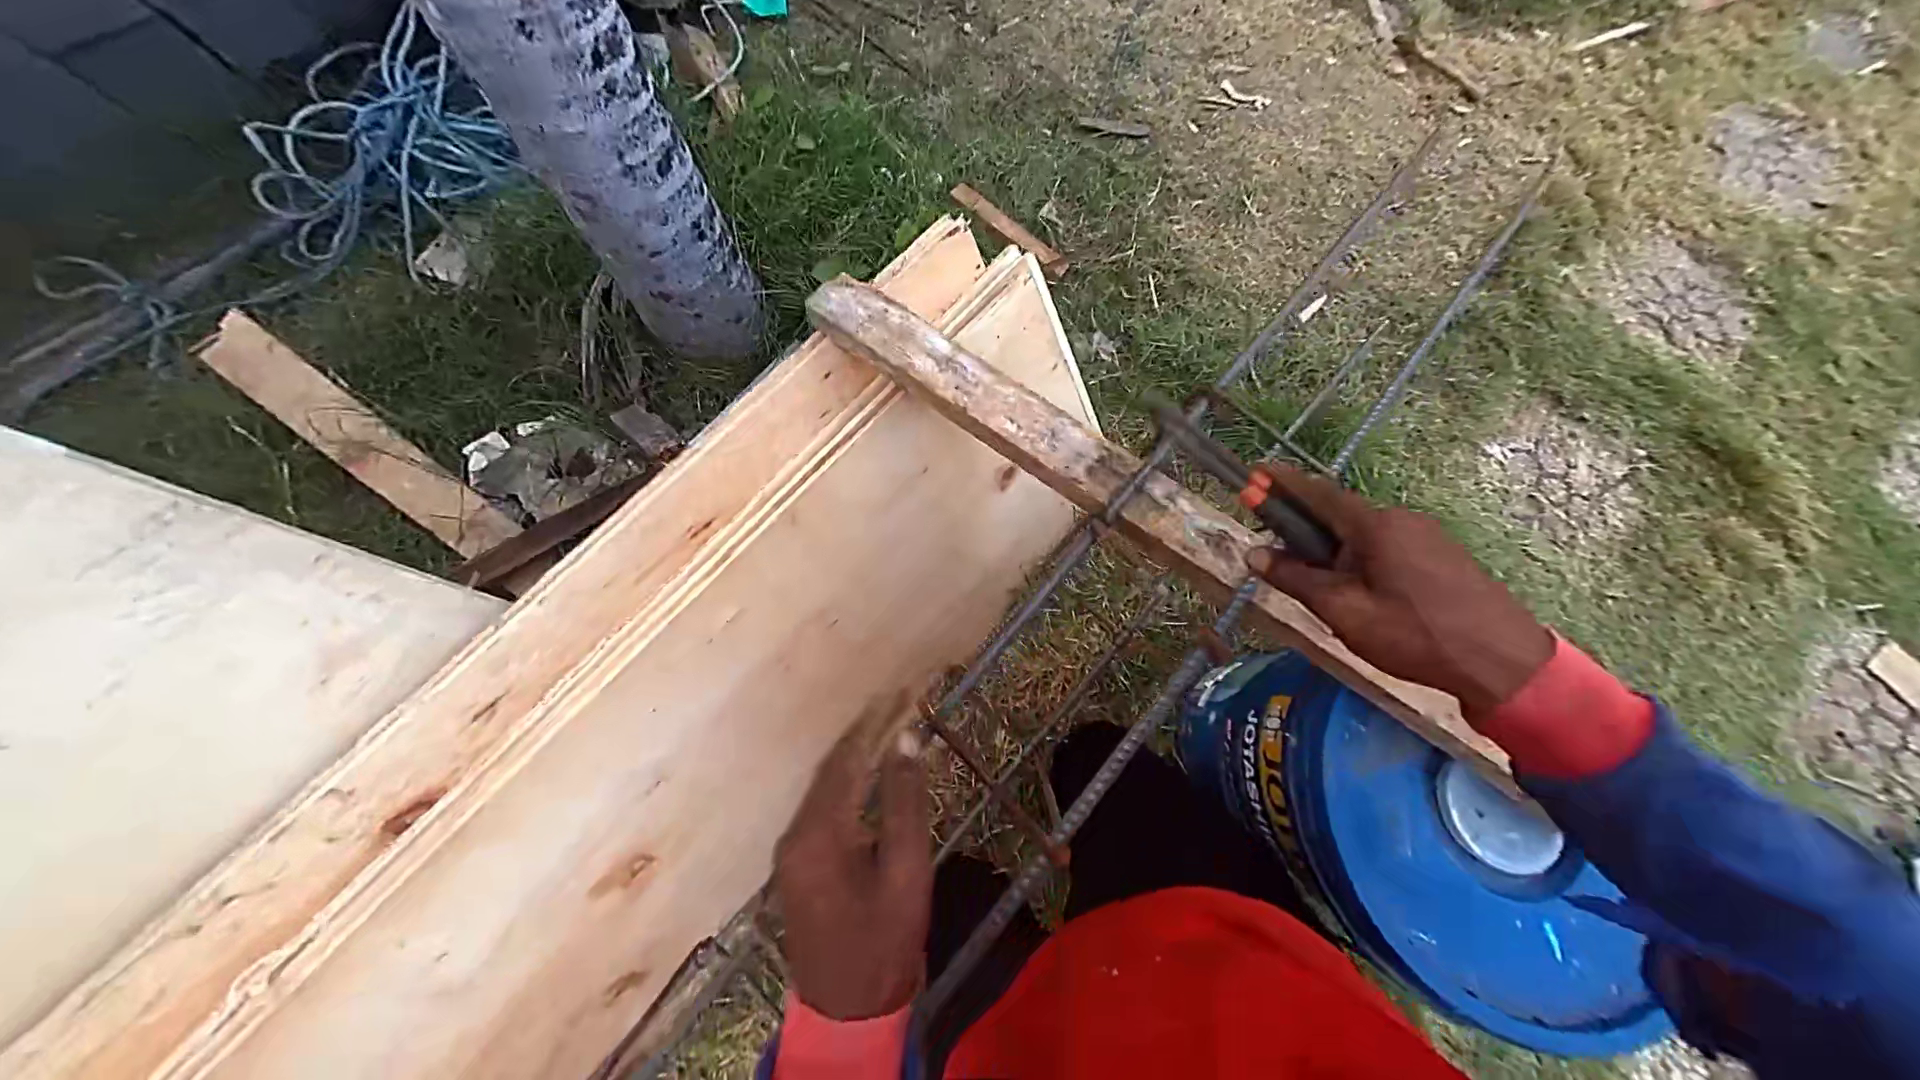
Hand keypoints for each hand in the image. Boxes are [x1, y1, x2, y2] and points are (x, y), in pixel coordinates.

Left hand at [773, 723, 931, 1019]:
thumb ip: (905, 800)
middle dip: (863, 733)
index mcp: (818, 834)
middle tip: (895, 702)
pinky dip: (845, 781)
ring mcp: (790, 849)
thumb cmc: (886, 938)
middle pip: (829, 769)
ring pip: (822, 785)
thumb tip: (907, 738)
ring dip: (853, 755)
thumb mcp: (907, 869)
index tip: (900, 694)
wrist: (852, 1008)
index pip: (847, 760)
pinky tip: (865, 769)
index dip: (874, 723)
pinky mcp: (797, 861)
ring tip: (885, 724)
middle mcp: (794, 834)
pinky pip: (820, 805)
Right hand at [1243, 465, 1553, 719]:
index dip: (1281, 483)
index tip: (1253, 471)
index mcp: (1375, 526)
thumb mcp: (1343, 610)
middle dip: (1301, 526)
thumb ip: (1296, 578)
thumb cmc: (1414, 636)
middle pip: (1336, 514)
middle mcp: (1400, 519)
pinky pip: (1382, 545)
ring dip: (1329, 548)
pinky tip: (1353, 590)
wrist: (1504, 664)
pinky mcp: (1439, 554)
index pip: (1316, 493)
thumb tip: (1255, 554)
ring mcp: (1424, 534)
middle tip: (1275, 554)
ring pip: (1359, 533)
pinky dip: (1355, 557)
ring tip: (1317, 587)